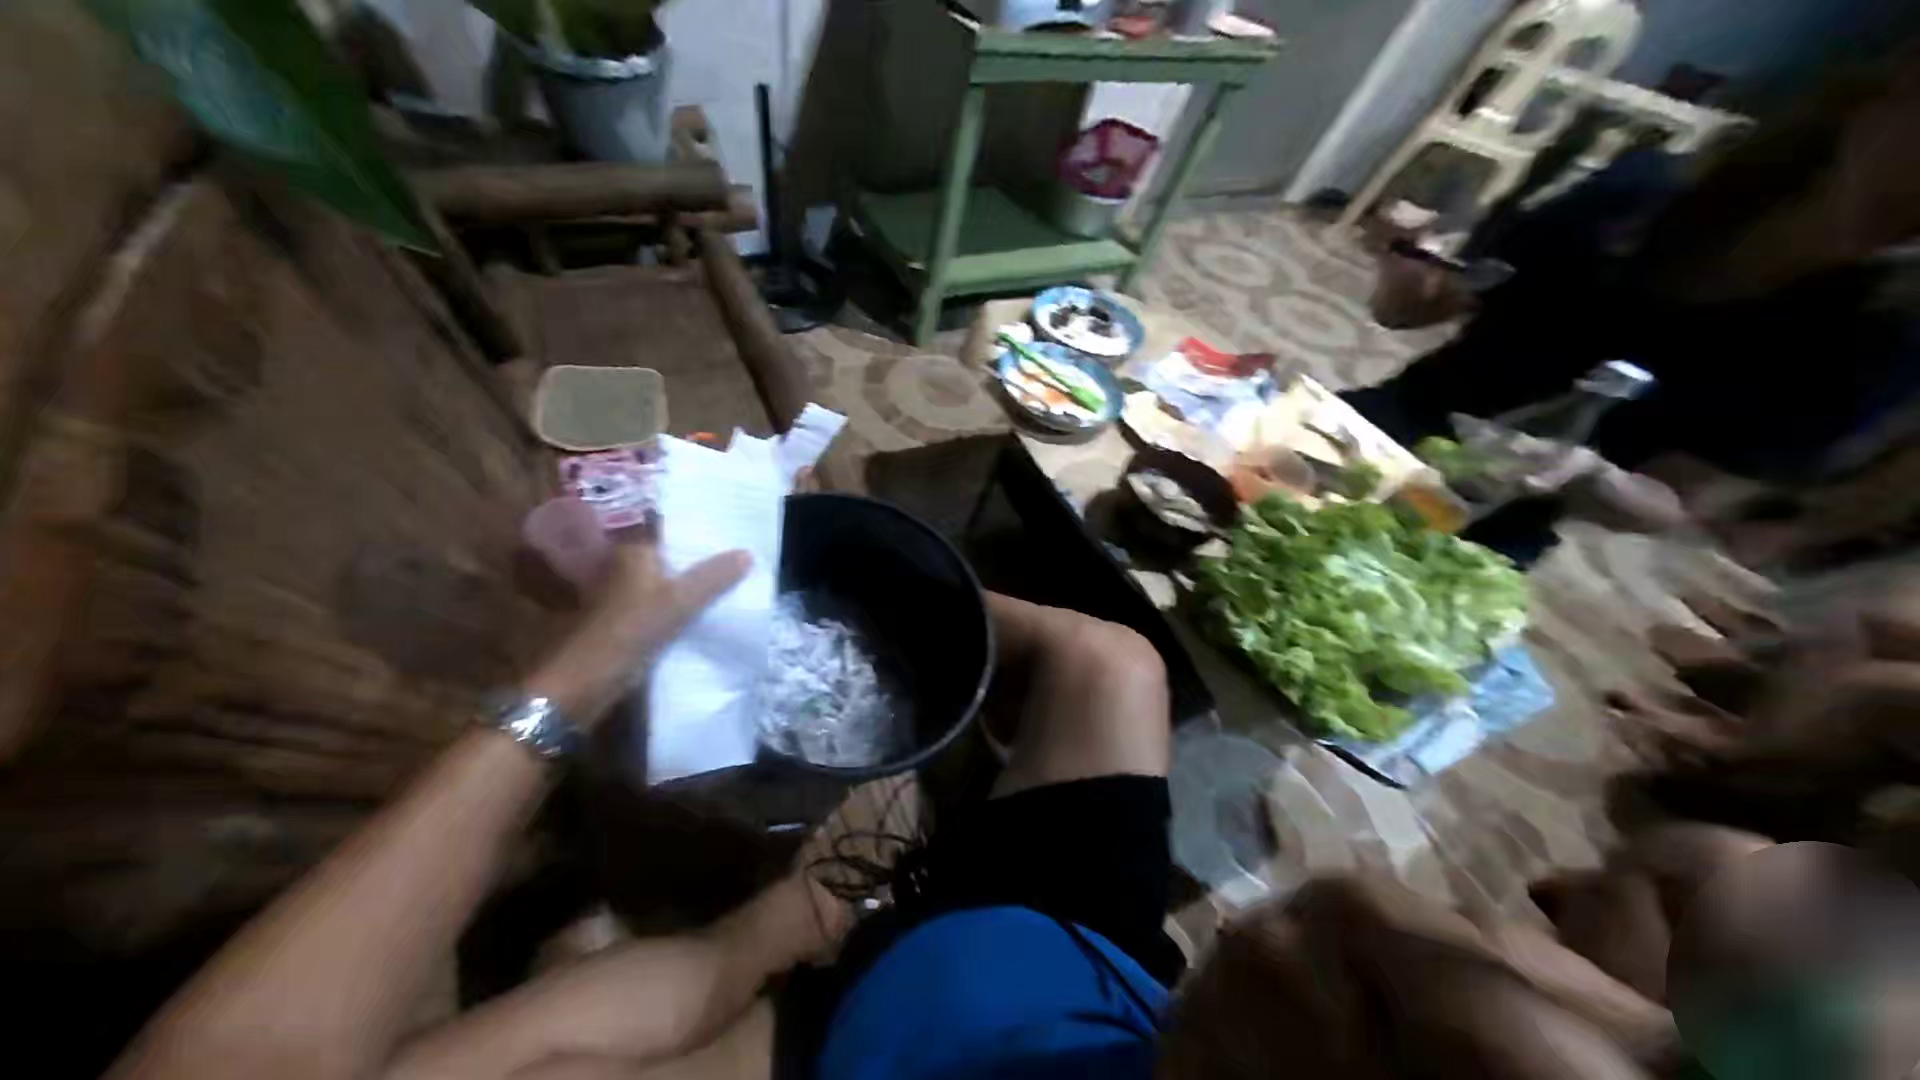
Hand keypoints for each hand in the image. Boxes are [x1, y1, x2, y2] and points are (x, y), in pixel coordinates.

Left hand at [523, 539, 749, 724]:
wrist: (583, 685)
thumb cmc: (628, 632)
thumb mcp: (677, 602)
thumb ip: (712, 577)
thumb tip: (747, 552)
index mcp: (636, 554)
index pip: (678, 537)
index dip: (708, 541)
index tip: (740, 544)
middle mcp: (629, 570)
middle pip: (677, 564)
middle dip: (707, 567)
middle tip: (746, 568)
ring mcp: (628, 599)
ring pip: (673, 588)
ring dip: (698, 592)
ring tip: (736, 590)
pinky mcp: (630, 625)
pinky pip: (667, 611)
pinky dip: (686, 613)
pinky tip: (710, 618)